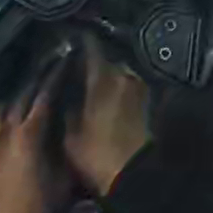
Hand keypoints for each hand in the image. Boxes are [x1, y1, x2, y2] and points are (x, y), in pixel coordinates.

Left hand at [0, 75, 64, 212]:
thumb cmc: (36, 212)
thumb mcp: (62, 181)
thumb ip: (63, 152)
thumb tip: (67, 132)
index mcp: (31, 132)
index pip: (46, 95)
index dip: (56, 77)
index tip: (64, 61)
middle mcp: (7, 128)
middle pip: (21, 96)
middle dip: (35, 81)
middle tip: (44, 70)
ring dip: (10, 98)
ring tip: (18, 91)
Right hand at [64, 33, 151, 196]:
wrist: (133, 177)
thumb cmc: (96, 154)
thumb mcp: (69, 132)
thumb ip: (67, 103)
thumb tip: (65, 86)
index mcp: (102, 75)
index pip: (91, 45)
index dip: (79, 38)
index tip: (70, 36)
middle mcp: (123, 74)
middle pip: (106, 57)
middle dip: (94, 58)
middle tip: (79, 63)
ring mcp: (139, 87)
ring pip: (119, 71)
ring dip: (108, 73)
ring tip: (94, 81)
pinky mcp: (148, 102)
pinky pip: (129, 85)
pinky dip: (119, 87)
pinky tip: (109, 97)